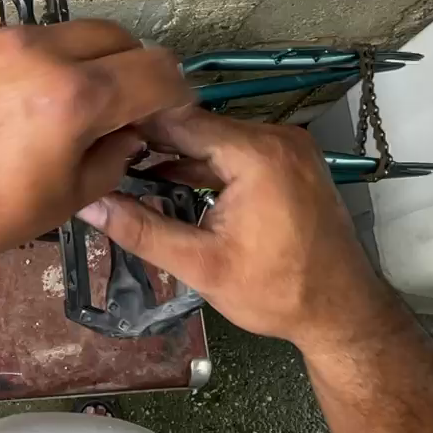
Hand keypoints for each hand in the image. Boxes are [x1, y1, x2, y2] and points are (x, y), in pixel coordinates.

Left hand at [0, 20, 190, 280]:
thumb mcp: (57, 204)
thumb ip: (110, 159)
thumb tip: (127, 132)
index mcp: (71, 96)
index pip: (157, 70)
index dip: (175, 94)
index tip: (166, 114)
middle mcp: (38, 49)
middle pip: (117, 37)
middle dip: (130, 72)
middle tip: (117, 111)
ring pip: (67, 34)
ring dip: (82, 63)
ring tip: (59, 109)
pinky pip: (20, 40)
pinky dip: (34, 63)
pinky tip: (9, 102)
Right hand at [76, 106, 401, 348]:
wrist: (345, 314)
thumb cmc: (276, 292)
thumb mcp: (200, 265)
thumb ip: (140, 229)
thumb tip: (87, 205)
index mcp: (256, 153)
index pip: (179, 119)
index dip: (133, 126)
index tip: (93, 137)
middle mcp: (275, 137)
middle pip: (197, 125)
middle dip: (150, 140)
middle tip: (102, 155)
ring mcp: (287, 147)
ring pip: (214, 137)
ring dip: (175, 153)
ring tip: (125, 167)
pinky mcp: (290, 162)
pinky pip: (235, 150)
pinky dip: (203, 163)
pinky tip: (169, 179)